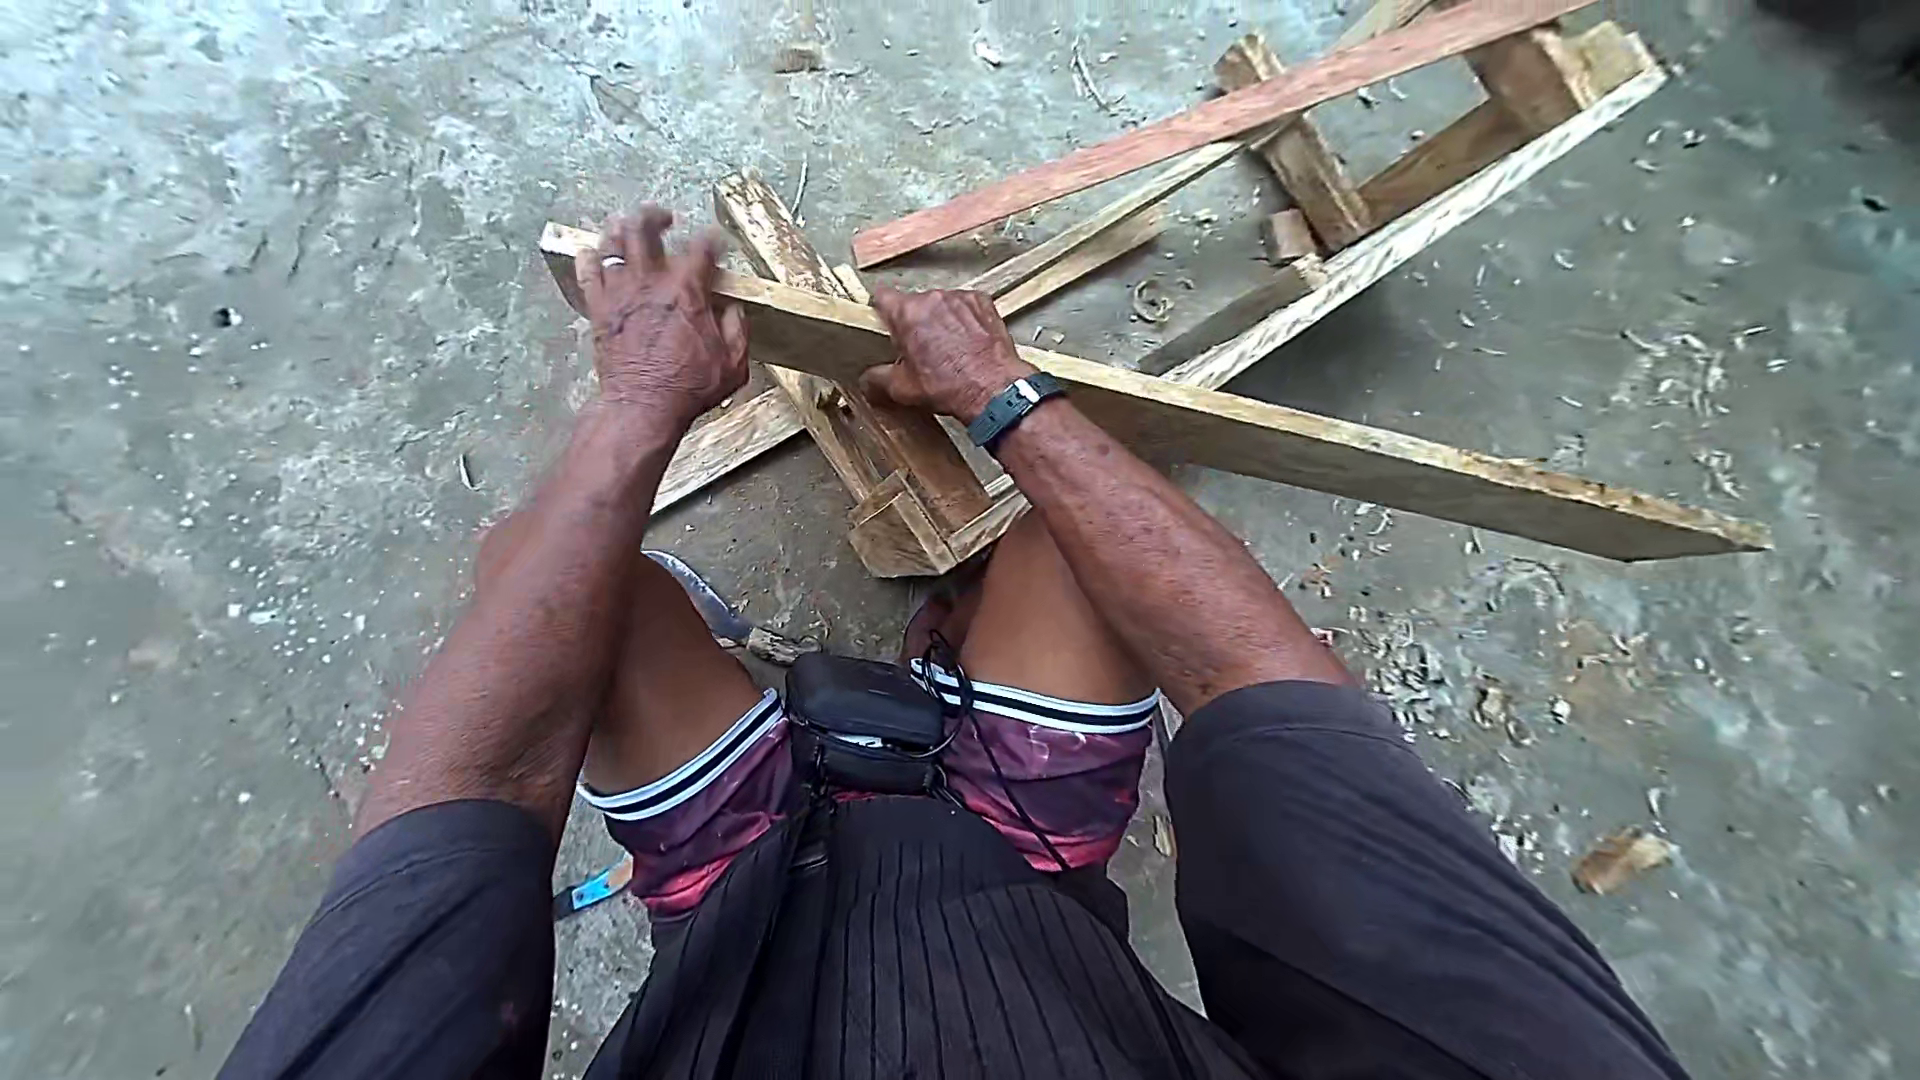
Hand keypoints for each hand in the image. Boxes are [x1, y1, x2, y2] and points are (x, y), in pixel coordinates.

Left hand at [574, 206, 749, 427]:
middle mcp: (651, 283)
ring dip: (622, 228)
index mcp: (687, 293)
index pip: (701, 249)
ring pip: (613, 241)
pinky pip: (587, 270)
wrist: (644, 405)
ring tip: (628, 225)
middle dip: (656, 216)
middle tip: (664, 217)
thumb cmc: (689, 388)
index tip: (716, 240)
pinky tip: (594, 253)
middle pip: (646, 229)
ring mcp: (620, 293)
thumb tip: (733, 311)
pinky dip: (590, 256)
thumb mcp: (733, 364)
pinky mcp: (599, 308)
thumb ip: (737, 332)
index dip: (712, 239)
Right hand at [860, 287, 1034, 423]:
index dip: (883, 312)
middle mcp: (933, 298)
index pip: (882, 297)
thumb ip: (878, 379)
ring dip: (940, 320)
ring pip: (940, 304)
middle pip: (914, 303)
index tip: (887, 325)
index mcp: (907, 313)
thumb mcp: (903, 389)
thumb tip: (867, 380)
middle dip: (915, 322)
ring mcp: (960, 298)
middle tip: (920, 349)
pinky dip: (964, 320)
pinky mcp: (982, 303)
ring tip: (948, 349)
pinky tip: (967, 343)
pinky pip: (965, 306)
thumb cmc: (951, 387)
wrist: (993, 390)